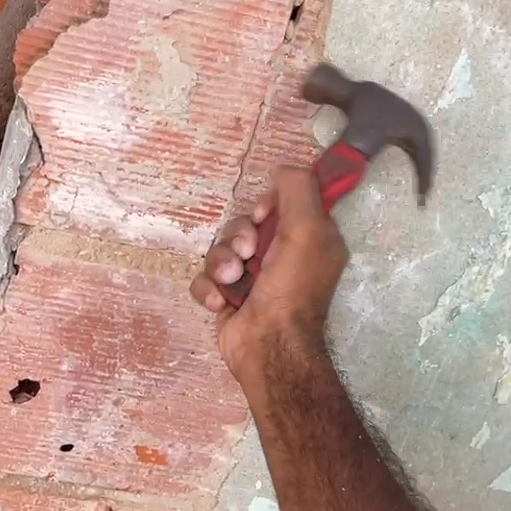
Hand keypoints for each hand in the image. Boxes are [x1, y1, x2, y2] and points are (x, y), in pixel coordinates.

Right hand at [189, 166, 348, 385]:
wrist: (268, 344)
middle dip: (237, 237)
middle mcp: (279, 255)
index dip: (264, 206)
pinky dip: (209, 289)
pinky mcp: (225, 298)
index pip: (276, 204)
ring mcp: (250, 278)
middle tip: (247, 254)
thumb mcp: (307, 228)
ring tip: (232, 282)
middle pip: (240, 225)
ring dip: (220, 265)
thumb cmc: (292, 287)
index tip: (264, 215)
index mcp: (306, 237)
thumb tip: (282, 166)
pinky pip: (203, 279)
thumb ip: (298, 189)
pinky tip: (222, 302)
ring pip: (218, 251)